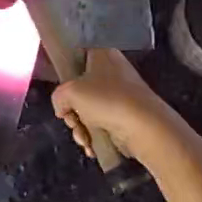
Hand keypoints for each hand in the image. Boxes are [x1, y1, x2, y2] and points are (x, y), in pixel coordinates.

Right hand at [50, 49, 185, 163]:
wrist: (143, 126)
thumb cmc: (105, 100)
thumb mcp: (69, 92)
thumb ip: (58, 96)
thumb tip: (63, 109)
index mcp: (101, 55)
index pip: (76, 57)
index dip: (64, 75)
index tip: (61, 93)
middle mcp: (112, 71)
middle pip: (79, 89)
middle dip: (71, 111)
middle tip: (72, 120)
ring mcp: (120, 93)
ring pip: (88, 109)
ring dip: (80, 127)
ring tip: (84, 138)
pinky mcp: (125, 113)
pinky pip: (100, 122)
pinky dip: (93, 134)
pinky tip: (92, 146)